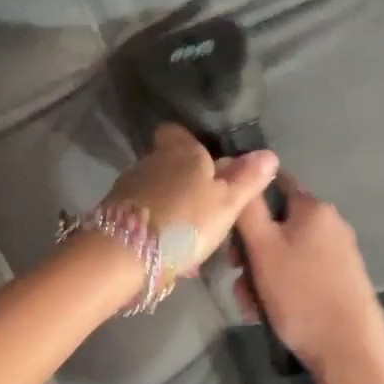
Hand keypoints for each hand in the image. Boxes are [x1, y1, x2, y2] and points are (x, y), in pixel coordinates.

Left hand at [103, 125, 278, 269]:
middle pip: (169, 161)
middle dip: (185, 180)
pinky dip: (156, 224)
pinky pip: (143, 211)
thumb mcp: (227, 202)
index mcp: (180, 150)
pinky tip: (169, 247)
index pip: (177, 131)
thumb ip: (247, 178)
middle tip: (207, 206)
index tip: (209, 163)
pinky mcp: (115, 211)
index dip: (191, 143)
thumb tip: (269, 153)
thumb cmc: (185, 220)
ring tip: (190, 233)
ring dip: (171, 204)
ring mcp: (130, 185)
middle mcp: (151, 159)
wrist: (124, 252)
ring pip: (156, 188)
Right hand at [235, 175, 383, 375]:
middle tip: (237, 277)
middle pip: (276, 223)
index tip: (228, 229)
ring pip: (286, 252)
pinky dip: (282, 287)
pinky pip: (302, 272)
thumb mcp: (263, 248)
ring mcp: (340, 253)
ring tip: (251, 303)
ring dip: (262, 273)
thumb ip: (248, 206)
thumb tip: (236, 164)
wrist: (351, 354)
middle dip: (250, 249)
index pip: (272, 184)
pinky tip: (270, 312)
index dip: (245, 202)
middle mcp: (331, 223)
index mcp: (314, 207)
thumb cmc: (301, 295)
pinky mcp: (343, 281)